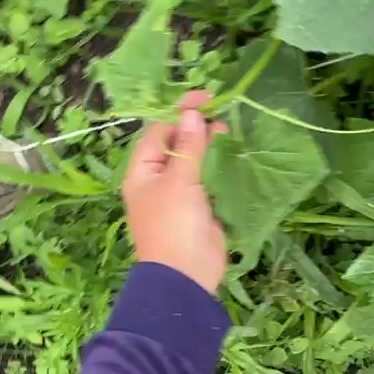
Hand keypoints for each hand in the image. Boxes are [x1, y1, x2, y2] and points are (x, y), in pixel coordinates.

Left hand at [122, 90, 227, 293]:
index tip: (205, 98)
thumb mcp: (180, 181)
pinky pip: (205, 179)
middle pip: (175, 143)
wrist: (185, 275)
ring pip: (192, 160)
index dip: (180, 111)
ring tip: (227, 128)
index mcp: (142, 171)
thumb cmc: (174, 225)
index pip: (159, 130)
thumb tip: (192, 113)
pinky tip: (231, 154)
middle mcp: (157, 180)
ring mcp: (178, 194)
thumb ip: (189, 146)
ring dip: (207, 144)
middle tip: (221, 111)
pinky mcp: (198, 207)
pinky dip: (216, 165)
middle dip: (195, 126)